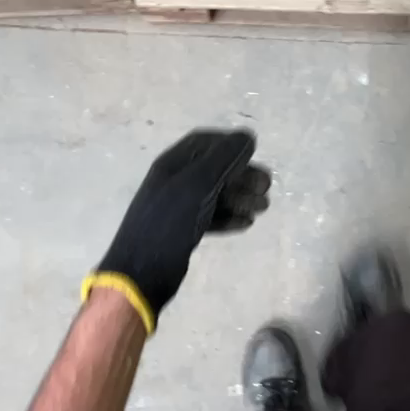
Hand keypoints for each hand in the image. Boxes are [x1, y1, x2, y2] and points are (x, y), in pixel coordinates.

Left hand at [91, 129, 270, 331]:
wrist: (142, 273)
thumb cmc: (169, 223)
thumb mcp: (197, 185)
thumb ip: (222, 160)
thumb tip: (247, 137)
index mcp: (172, 164)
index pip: (204, 142)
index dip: (230, 144)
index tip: (255, 153)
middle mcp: (175, 182)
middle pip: (214, 169)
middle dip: (242, 175)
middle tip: (267, 186)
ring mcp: (178, 208)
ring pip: (215, 195)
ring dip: (241, 197)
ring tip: (264, 207)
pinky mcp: (183, 231)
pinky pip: (211, 217)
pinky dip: (229, 217)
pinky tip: (247, 223)